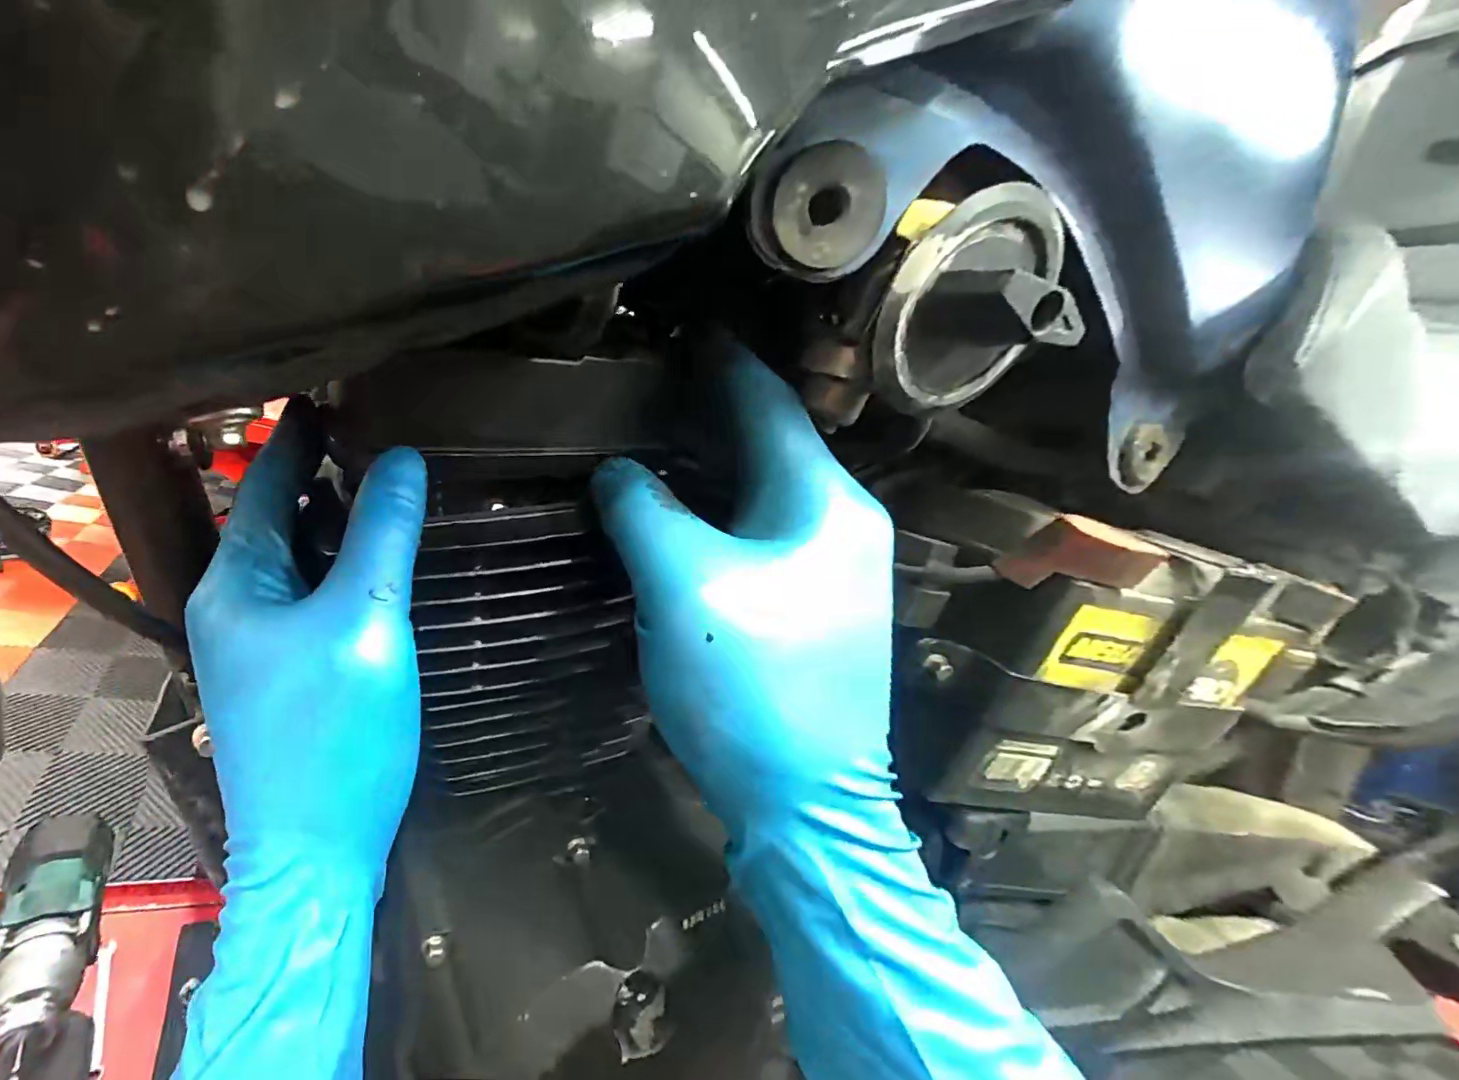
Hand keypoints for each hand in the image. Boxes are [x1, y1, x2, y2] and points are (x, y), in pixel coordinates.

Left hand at [185, 401, 427, 883]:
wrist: (317, 849)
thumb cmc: (334, 734)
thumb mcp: (366, 621)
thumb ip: (383, 536)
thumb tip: (403, 460)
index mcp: (235, 585)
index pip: (260, 487)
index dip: (295, 439)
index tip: (326, 396)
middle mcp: (236, 607)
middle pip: (277, 520)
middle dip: (319, 474)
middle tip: (373, 430)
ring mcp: (262, 643)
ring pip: (300, 559)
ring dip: (335, 519)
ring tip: (384, 479)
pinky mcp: (291, 670)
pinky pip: (316, 595)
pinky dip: (344, 564)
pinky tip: (381, 555)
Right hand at [591, 330, 898, 843]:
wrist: (804, 804)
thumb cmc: (749, 686)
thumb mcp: (683, 585)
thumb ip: (644, 512)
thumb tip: (617, 471)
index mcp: (823, 501)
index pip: (768, 407)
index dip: (723, 365)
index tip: (686, 332)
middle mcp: (841, 522)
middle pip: (768, 446)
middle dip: (711, 414)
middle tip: (650, 386)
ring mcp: (832, 567)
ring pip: (761, 493)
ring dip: (711, 466)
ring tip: (655, 439)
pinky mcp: (812, 605)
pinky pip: (760, 533)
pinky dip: (719, 512)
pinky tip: (681, 512)